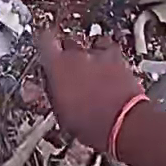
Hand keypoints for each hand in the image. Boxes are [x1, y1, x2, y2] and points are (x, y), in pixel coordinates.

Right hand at [34, 27, 146, 151]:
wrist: (125, 125)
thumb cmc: (93, 124)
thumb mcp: (61, 114)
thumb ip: (50, 93)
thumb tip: (40, 89)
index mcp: (56, 66)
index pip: (44, 41)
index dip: (44, 43)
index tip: (45, 46)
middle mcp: (75, 55)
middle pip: (66, 43)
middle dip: (67, 54)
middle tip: (70, 70)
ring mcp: (96, 54)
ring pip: (86, 45)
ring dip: (87, 55)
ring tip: (91, 71)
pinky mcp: (116, 57)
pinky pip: (106, 46)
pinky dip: (105, 53)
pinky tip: (106, 65)